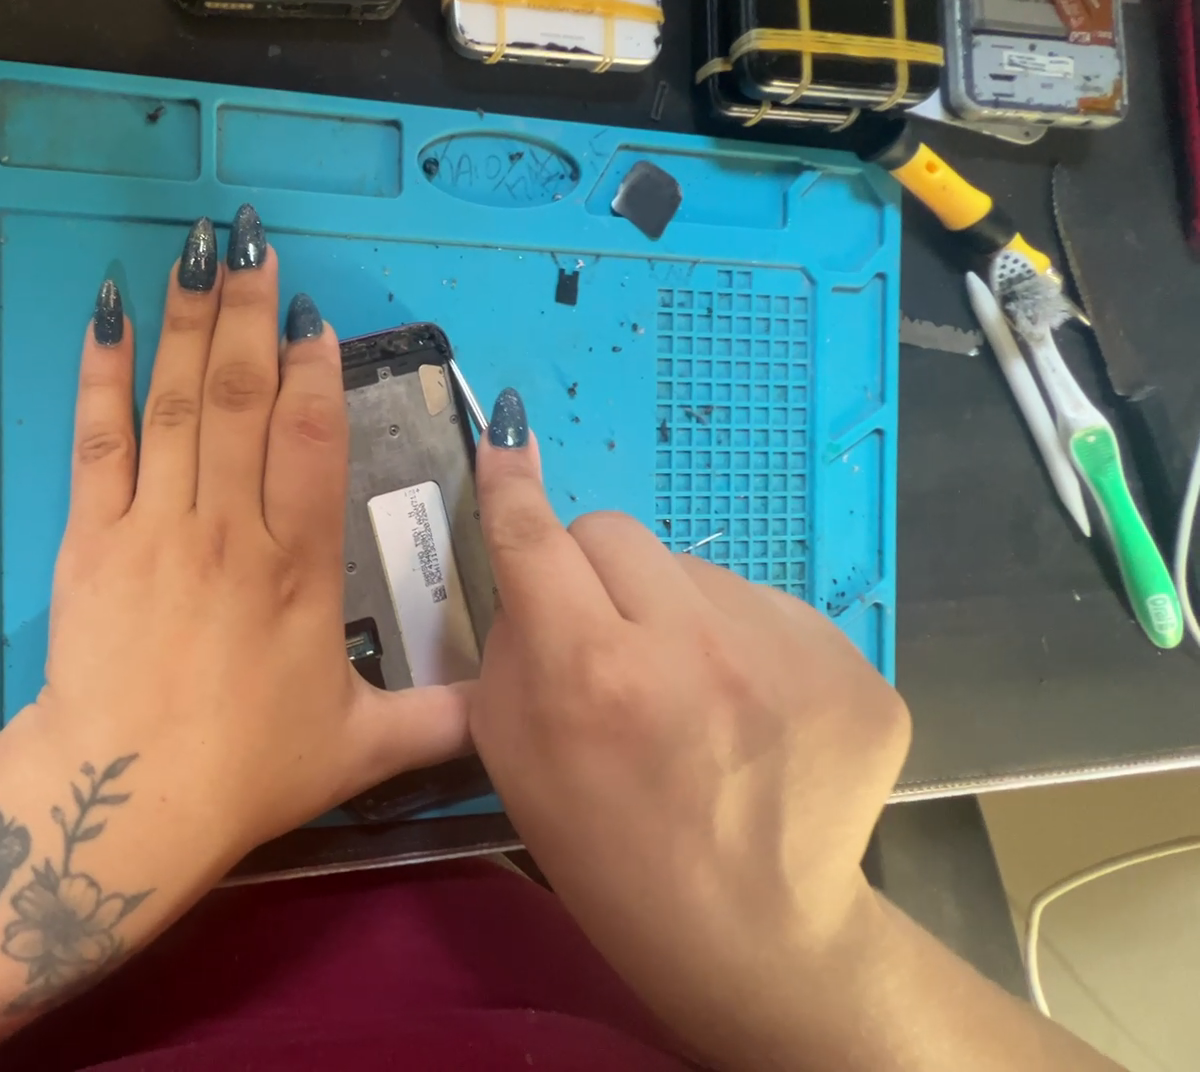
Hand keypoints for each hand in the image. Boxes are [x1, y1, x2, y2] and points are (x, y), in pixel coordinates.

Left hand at [9, 206, 468, 863]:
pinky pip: (96, 441)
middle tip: (251, 239)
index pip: (312, 443)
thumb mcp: (358, 750)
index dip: (315, 371)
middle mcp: (228, 528)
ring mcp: (153, 525)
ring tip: (193, 250)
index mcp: (297, 568)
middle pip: (241, 399)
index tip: (313, 314)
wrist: (126, 799)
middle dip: (248, 313)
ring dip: (186, 321)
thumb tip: (510, 713)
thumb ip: (440, 722)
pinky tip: (107, 316)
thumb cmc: (244, 771)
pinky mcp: (90, 536)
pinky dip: (101, 376)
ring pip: (175, 403)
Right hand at [467, 388, 910, 1064]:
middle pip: (614, 528)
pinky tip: (737, 698)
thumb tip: (532, 562)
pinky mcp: (854, 666)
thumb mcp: (503, 743)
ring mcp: (787, 652)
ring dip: (664, 602)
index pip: (536, 539)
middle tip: (597, 631)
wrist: (741, 923)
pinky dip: (732, 632)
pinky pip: (760, 602)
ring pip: (689, 564)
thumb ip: (509, 638)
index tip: (504, 436)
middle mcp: (690, 645)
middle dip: (588, 565)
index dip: (511, 487)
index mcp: (590, 670)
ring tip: (677, 680)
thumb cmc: (592, 835)